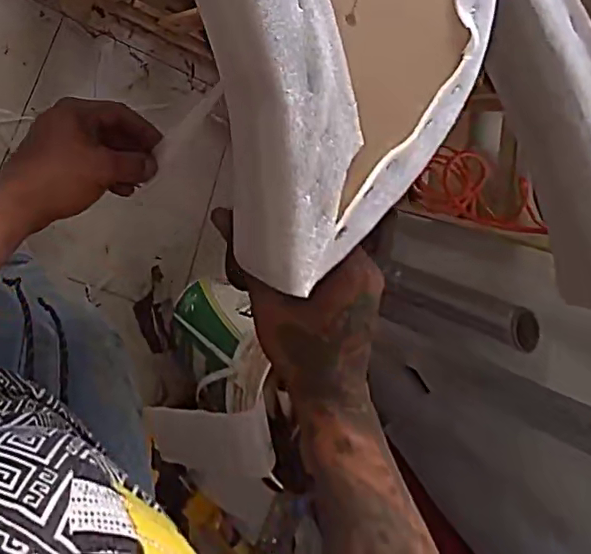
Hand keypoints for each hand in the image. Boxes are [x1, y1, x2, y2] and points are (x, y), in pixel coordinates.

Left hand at [0, 98, 162, 235]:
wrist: (15, 203)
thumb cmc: (60, 177)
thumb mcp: (102, 168)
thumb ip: (132, 164)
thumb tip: (151, 165)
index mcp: (75, 110)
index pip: (119, 113)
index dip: (143, 130)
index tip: (161, 148)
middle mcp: (64, 119)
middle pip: (107, 129)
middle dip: (131, 149)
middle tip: (151, 167)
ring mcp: (54, 139)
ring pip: (96, 146)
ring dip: (119, 163)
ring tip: (138, 183)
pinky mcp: (49, 160)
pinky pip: (83, 159)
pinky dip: (102, 171)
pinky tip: (118, 189)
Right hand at [212, 208, 383, 403]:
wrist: (328, 398)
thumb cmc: (302, 353)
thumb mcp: (267, 302)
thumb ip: (245, 257)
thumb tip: (222, 216)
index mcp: (355, 267)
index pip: (331, 217)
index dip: (302, 203)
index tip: (277, 193)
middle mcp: (368, 270)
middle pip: (329, 230)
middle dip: (297, 223)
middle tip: (266, 212)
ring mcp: (367, 284)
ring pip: (331, 247)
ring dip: (303, 242)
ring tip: (271, 232)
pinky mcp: (359, 295)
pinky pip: (335, 263)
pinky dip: (311, 258)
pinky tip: (286, 257)